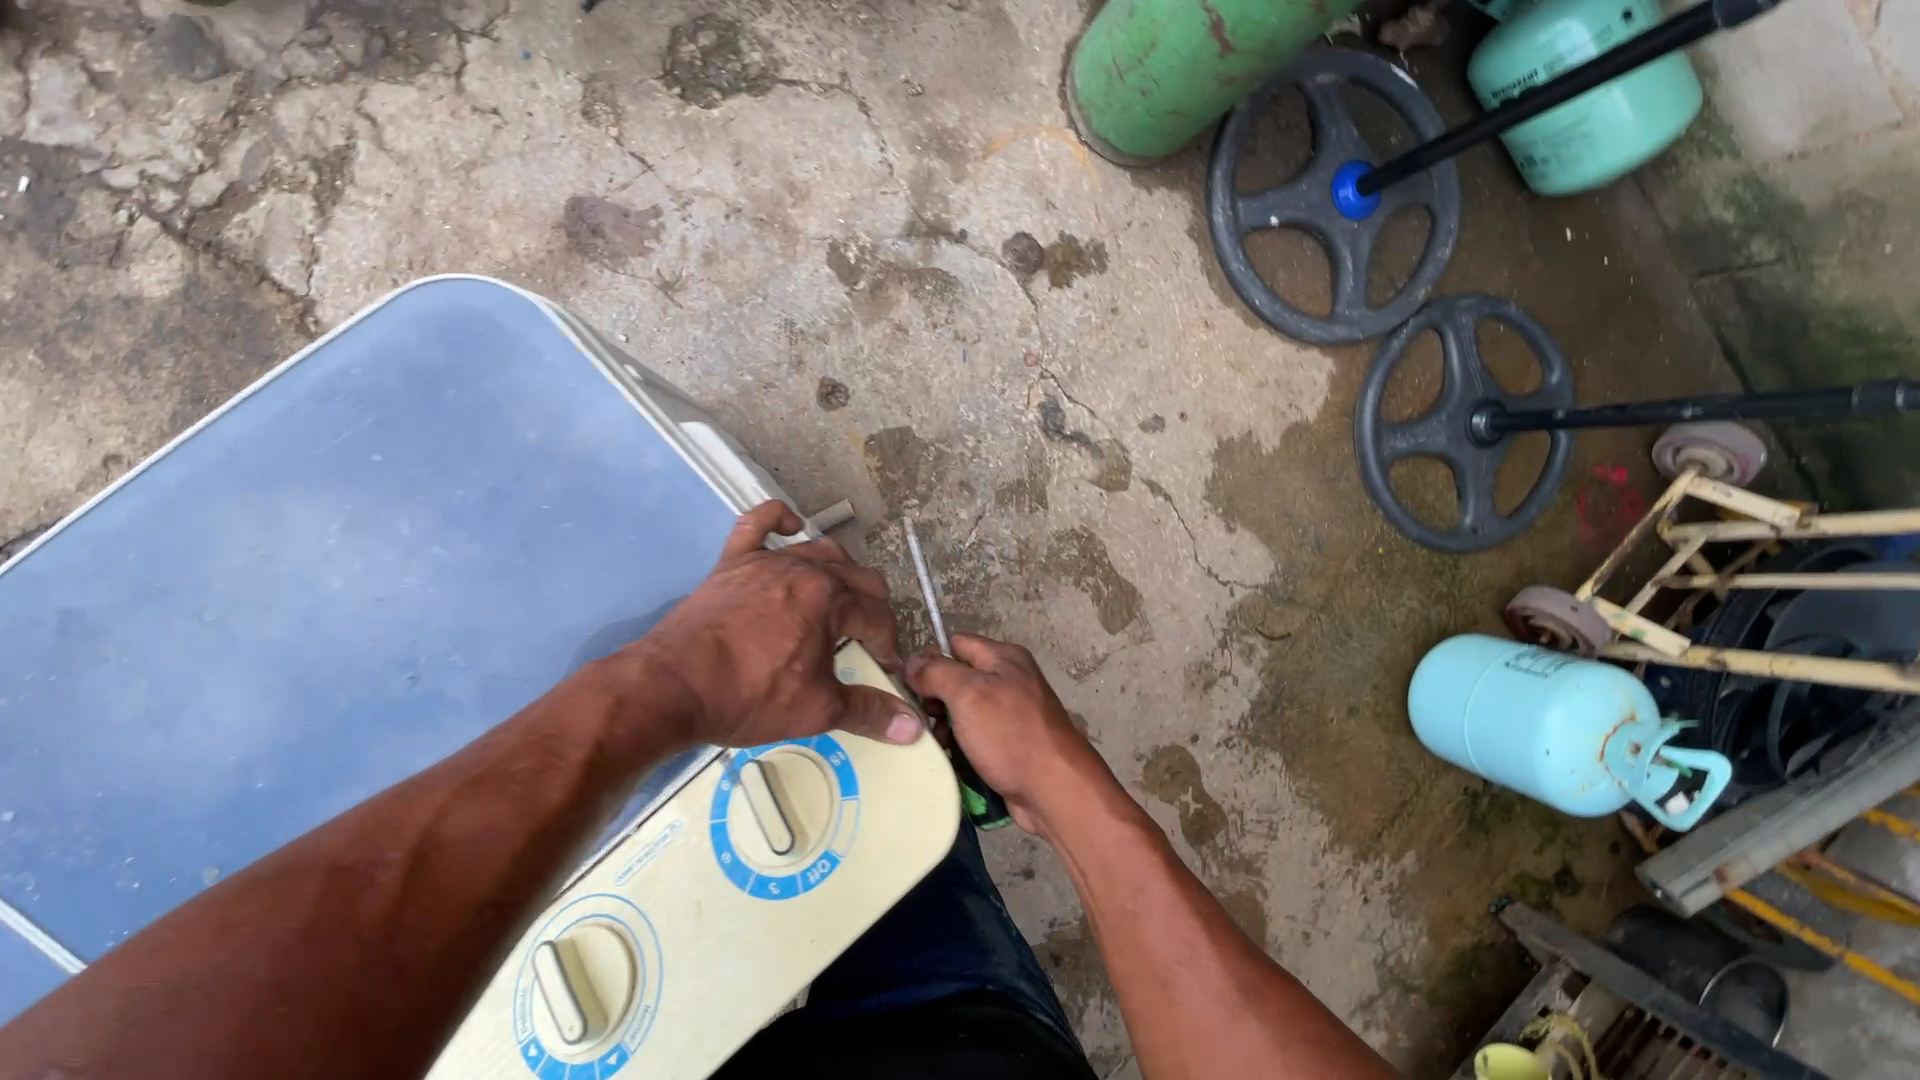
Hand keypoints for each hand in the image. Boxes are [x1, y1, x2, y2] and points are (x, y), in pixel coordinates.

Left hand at [625, 501, 924, 748]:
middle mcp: (805, 569)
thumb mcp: (816, 710)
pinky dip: (779, 518)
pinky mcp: (733, 561)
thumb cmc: (749, 697)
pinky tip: (792, 526)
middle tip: (865, 640)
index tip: (883, 668)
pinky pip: (758, 523)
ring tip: (839, 598)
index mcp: (831, 601)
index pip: (878, 617)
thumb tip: (912, 727)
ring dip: (840, 571)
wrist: (672, 686)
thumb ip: (868, 712)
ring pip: (820, 549)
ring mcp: (767, 560)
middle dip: (872, 608)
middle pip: (859, 577)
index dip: (887, 645)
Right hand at [904, 634, 1112, 835]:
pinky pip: (973, 737)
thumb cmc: (1011, 734)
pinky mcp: (1007, 744)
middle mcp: (1008, 680)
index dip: (929, 659)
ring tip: (935, 743)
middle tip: (922, 720)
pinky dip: (958, 746)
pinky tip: (949, 758)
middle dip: (934, 698)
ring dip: (944, 727)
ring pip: (961, 712)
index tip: (907, 685)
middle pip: (956, 679)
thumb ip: (937, 672)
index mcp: (1004, 658)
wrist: (1053, 790)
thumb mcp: (969, 693)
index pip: (955, 644)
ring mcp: (1009, 714)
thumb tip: (912, 664)